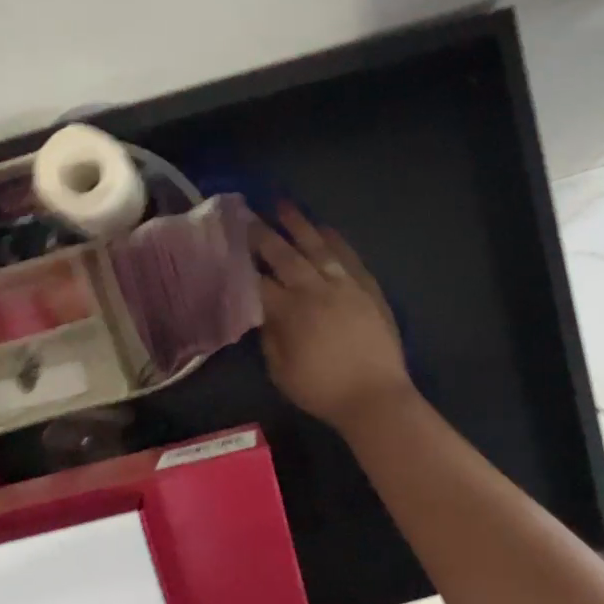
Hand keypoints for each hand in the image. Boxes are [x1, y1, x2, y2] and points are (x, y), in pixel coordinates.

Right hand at [254, 205, 415, 431]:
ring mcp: (345, 286)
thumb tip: (264, 315)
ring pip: (318, 247)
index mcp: (289, 312)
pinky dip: (335, 240)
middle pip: (284, 254)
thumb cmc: (324, 392)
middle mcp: (315, 290)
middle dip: (262, 233)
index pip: (257, 281)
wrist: (376, 397)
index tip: (226, 247)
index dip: (240, 264)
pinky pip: (349, 257)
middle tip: (246, 214)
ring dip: (298, 224)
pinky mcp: (369, 289)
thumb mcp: (283, 374)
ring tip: (282, 205)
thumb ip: (270, 340)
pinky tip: (325, 229)